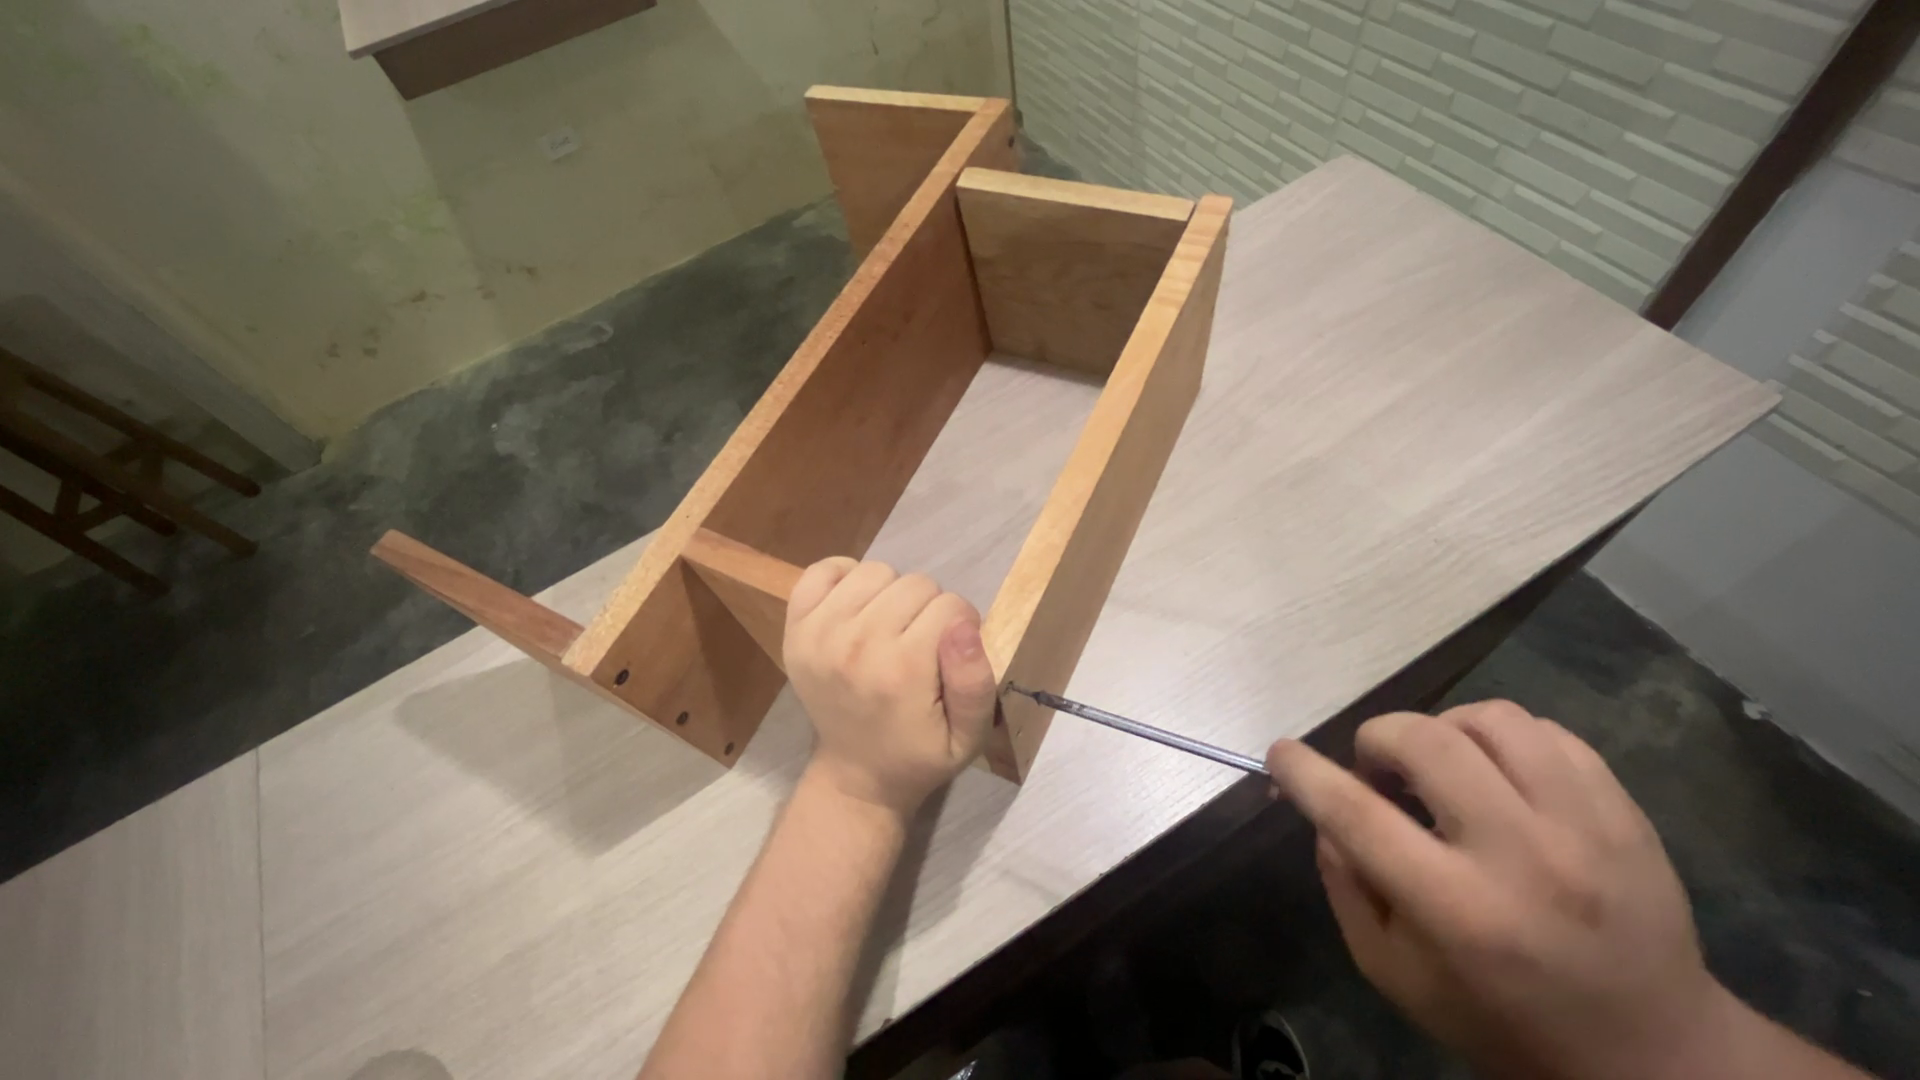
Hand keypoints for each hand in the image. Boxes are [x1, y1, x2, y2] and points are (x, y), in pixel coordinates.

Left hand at [784, 558, 998, 816]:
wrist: (855, 775)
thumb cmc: (920, 754)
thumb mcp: (968, 737)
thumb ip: (975, 684)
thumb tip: (964, 626)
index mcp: (902, 670)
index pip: (952, 606)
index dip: (962, 625)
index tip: (951, 654)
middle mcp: (857, 644)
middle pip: (916, 583)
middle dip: (929, 609)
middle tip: (920, 644)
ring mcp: (820, 633)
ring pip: (876, 571)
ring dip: (891, 594)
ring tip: (890, 628)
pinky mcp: (797, 628)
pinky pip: (823, 570)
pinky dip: (844, 579)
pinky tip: (856, 608)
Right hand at [1267, 701, 1727, 1079]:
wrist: (1652, 1052)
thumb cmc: (1501, 1019)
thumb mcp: (1394, 972)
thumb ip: (1346, 885)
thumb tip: (1324, 811)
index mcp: (1457, 910)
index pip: (1357, 814)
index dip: (1304, 773)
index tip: (1280, 753)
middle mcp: (1522, 856)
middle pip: (1425, 742)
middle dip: (1375, 739)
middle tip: (1375, 771)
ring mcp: (1585, 827)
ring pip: (1491, 719)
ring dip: (1442, 730)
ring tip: (1440, 767)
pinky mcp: (1625, 812)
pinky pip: (1547, 732)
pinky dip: (1501, 739)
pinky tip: (1495, 774)